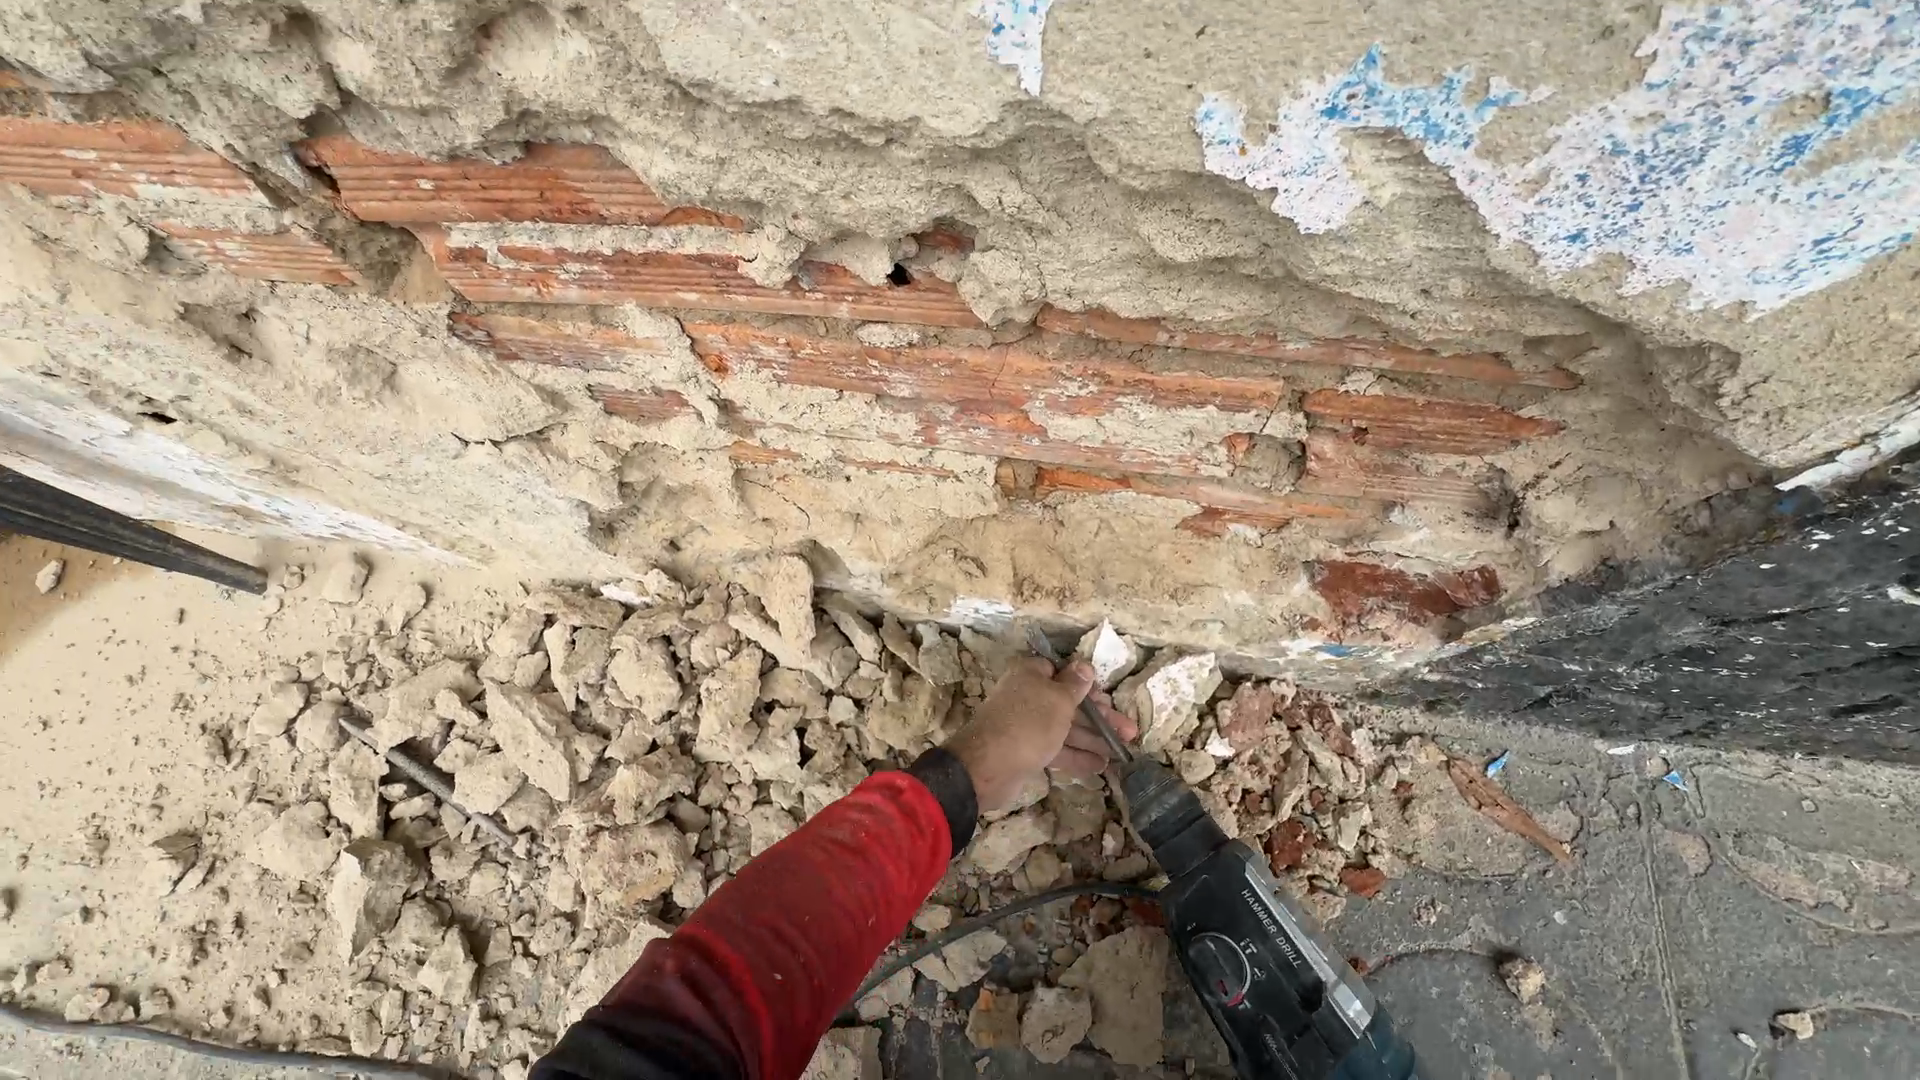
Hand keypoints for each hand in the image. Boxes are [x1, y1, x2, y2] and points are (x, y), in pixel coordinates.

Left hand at [942, 657, 1140, 812]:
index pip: (1064, 672)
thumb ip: (1075, 685)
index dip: (1088, 684)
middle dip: (1100, 718)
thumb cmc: (1028, 723)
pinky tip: (1100, 766)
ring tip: (1122, 752)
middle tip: (1129, 731)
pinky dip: (1077, 756)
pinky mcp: (1027, 750)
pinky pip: (1057, 749)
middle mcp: (1029, 696)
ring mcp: (1028, 725)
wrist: (988, 766)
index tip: (1109, 698)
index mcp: (1032, 674)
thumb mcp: (1058, 700)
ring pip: (1066, 728)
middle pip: (1070, 703)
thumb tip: (1085, 666)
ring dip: (1094, 739)